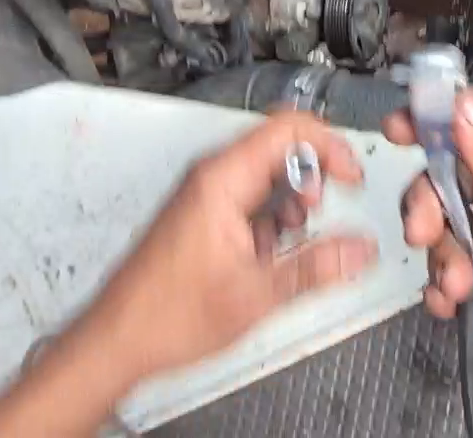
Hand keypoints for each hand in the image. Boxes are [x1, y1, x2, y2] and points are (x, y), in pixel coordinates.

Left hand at [0, 111, 376, 437]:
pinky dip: (274, 214)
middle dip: (314, 175)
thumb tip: (359, 248)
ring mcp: (207, 190)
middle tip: (328, 206)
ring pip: (269, 170)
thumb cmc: (164, 316)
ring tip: (297, 237)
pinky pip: (253, 192)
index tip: (350, 175)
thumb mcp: (256, 294)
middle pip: (282, 145)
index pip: (290, 128)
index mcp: (224, 177)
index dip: (330, 146)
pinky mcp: (205, 209)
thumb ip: (316, 266)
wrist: (113, 343)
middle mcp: (213, 173)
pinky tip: (273, 251)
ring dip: (295, 199)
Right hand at [386, 91, 472, 436]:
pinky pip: (448, 269)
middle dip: (428, 204)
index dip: (434, 123)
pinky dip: (443, 286)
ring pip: (445, 226)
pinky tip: (453, 303)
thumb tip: (465, 101)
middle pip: (448, 178)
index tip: (397, 128)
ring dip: (440, 254)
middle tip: (422, 231)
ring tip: (458, 284)